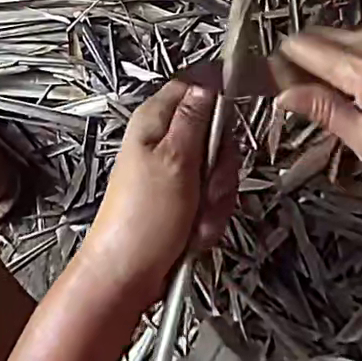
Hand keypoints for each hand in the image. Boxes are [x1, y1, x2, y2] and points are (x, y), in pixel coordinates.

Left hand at [78, 76, 238, 307]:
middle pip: (214, 131)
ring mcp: (174, 170)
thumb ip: (194, 119)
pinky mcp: (182, 198)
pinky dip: (210, 216)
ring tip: (197, 216)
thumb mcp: (175, 160)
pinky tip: (194, 231)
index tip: (235, 113)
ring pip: (218, 168)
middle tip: (208, 185)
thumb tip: (207, 83)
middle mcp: (164, 139)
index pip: (194, 84)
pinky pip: (213, 197)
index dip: (219, 93)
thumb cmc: (142, 218)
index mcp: (156, 119)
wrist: (126, 277)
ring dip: (216, 197)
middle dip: (221, 165)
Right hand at [273, 26, 361, 186]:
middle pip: (312, 34)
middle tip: (313, 96)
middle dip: (303, 60)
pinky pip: (354, 35)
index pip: (300, 46)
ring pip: (332, 34)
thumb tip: (282, 94)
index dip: (284, 65)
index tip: (288, 89)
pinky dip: (346, 54)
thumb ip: (325, 112)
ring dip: (325, 57)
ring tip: (344, 94)